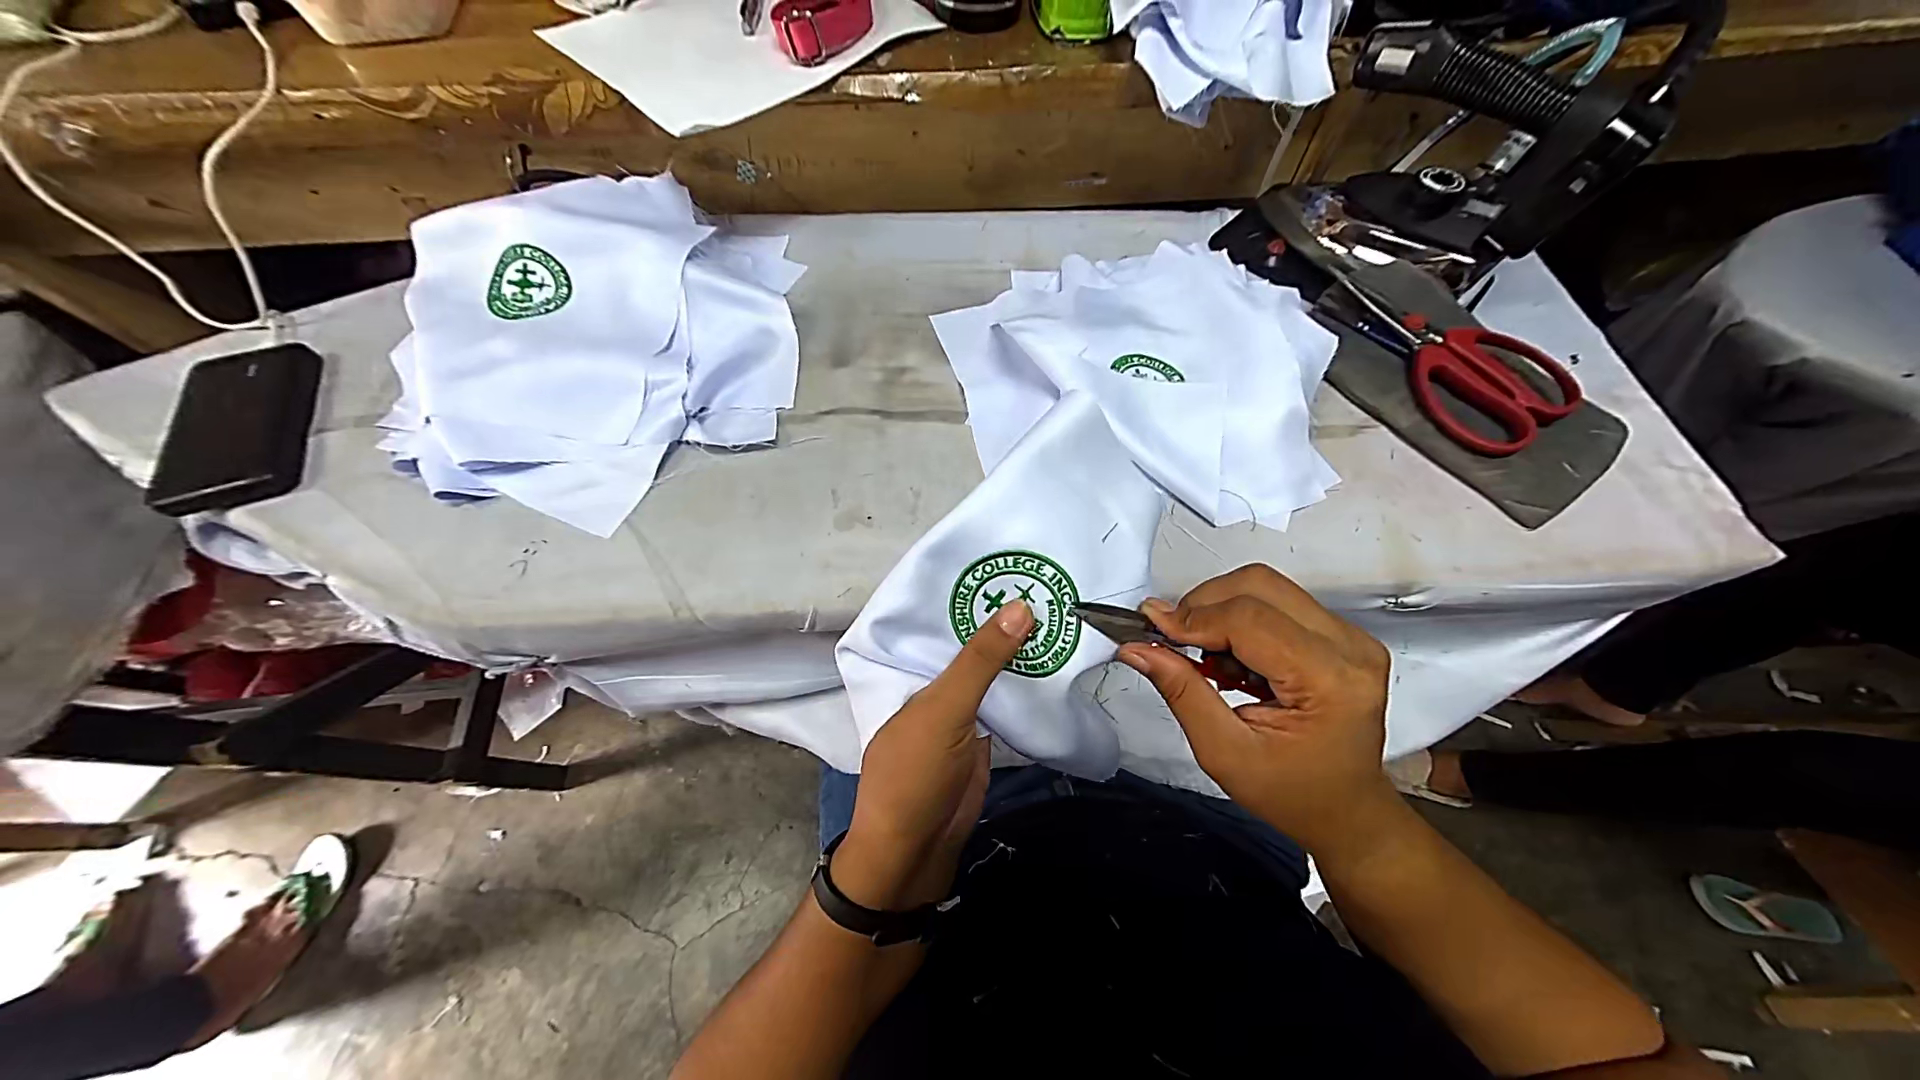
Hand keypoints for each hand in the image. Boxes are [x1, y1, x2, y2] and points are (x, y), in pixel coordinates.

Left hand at [833, 600, 1032, 911]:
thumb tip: (1021, 605)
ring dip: (1019, 652)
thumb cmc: (915, 773)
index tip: (1015, 562)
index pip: (943, 620)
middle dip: (1004, 620)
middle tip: (1052, 581)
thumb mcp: (944, 709)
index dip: (974, 594)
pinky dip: (1026, 686)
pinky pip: (1006, 703)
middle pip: (973, 644)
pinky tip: (1056, 662)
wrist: (916, 850)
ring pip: (992, 673)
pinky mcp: (983, 738)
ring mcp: (961, 712)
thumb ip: (980, 661)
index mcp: (912, 670)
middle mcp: (935, 685)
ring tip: (1062, 611)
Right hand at [1118, 564, 1395, 850]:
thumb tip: (1142, 648)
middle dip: (1203, 607)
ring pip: (1263, 587)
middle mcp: (1349, 650)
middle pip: (1257, 587)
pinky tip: (1232, 661)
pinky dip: (1237, 620)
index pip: (1248, 619)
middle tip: (1173, 641)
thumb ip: (1181, 692)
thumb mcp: (1224, 752)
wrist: (1343, 809)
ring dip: (1219, 612)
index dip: (1192, 618)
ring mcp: (1348, 637)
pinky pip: (1275, 601)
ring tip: (1209, 661)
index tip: (1152, 629)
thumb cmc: (1296, 793)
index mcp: (1330, 682)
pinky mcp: (1337, 634)